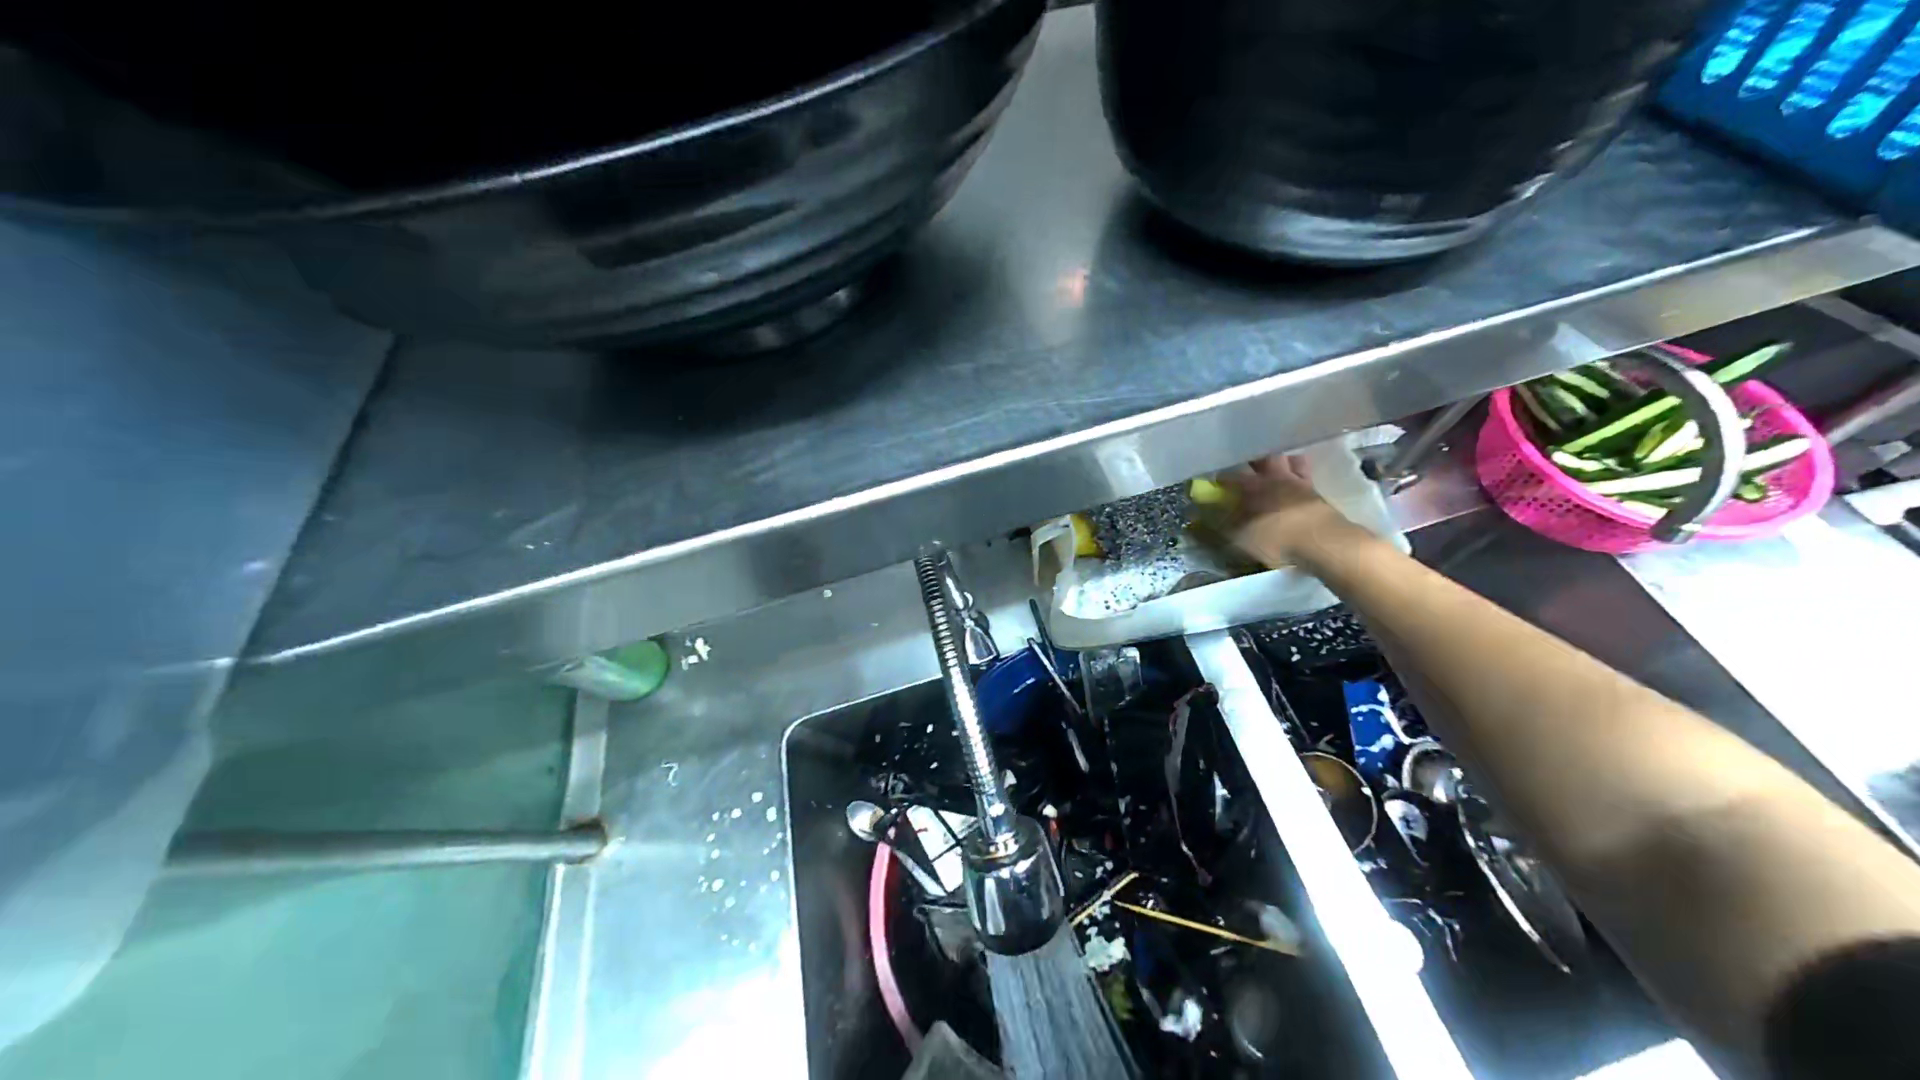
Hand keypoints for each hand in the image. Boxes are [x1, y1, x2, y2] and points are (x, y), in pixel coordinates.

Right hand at [1221, 454, 1367, 568]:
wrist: (1322, 541)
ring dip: (1282, 460)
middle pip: (1264, 458)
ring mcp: (1298, 483)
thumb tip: (1212, 517)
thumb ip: (1225, 526)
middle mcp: (1274, 479)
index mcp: (1252, 488)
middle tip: (1248, 463)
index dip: (1222, 478)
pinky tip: (1296, 475)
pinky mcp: (1316, 492)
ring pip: (1289, 460)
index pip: (1231, 476)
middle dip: (1255, 458)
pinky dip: (1299, 469)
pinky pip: (1305, 473)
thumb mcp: (1241, 539)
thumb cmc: (1276, 539)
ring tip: (1275, 464)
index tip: (1216, 481)